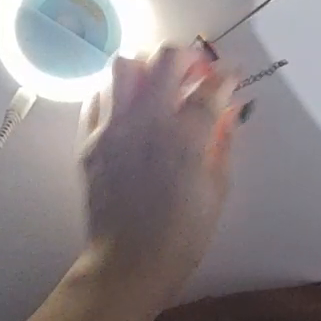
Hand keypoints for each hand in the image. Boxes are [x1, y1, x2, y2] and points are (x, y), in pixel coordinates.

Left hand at [71, 45, 238, 310]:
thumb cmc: (183, 235)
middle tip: (194, 73)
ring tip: (156, 85)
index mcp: (186, 137)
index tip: (231, 75)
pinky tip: (128, 107)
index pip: (211, 86)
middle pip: (165, 58)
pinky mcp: (88, 141)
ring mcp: (113, 128)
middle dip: (187, 56)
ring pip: (123, 66)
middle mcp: (147, 122)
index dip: (226, 75)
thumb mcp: (217, 190)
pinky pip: (97, 97)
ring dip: (146, 67)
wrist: (128, 263)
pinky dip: (116, 92)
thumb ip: (223, 142)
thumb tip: (229, 111)